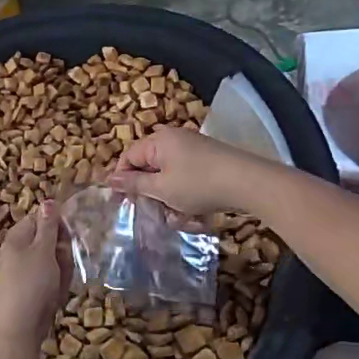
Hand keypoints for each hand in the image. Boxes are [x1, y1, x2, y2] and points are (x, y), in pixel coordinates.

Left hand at [0, 201, 69, 337]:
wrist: (19, 328)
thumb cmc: (31, 284)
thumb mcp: (43, 250)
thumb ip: (48, 226)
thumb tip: (47, 200)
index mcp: (17, 237)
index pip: (41, 218)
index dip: (58, 227)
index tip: (67, 239)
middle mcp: (18, 252)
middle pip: (50, 241)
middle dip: (62, 254)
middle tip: (61, 266)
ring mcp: (24, 272)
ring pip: (54, 263)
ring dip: (62, 273)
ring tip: (57, 287)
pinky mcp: (31, 290)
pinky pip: (50, 281)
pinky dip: (56, 288)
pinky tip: (54, 299)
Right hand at [109, 126, 266, 216]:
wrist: (248, 182)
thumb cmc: (198, 184)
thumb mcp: (162, 188)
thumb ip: (134, 184)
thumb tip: (110, 179)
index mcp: (158, 141)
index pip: (128, 157)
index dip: (122, 180)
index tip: (123, 202)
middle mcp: (174, 139)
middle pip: (149, 166)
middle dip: (150, 192)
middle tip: (153, 213)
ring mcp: (193, 149)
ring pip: (169, 176)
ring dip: (169, 199)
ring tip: (179, 218)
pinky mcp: (208, 161)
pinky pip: (186, 178)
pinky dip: (186, 196)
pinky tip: (195, 215)